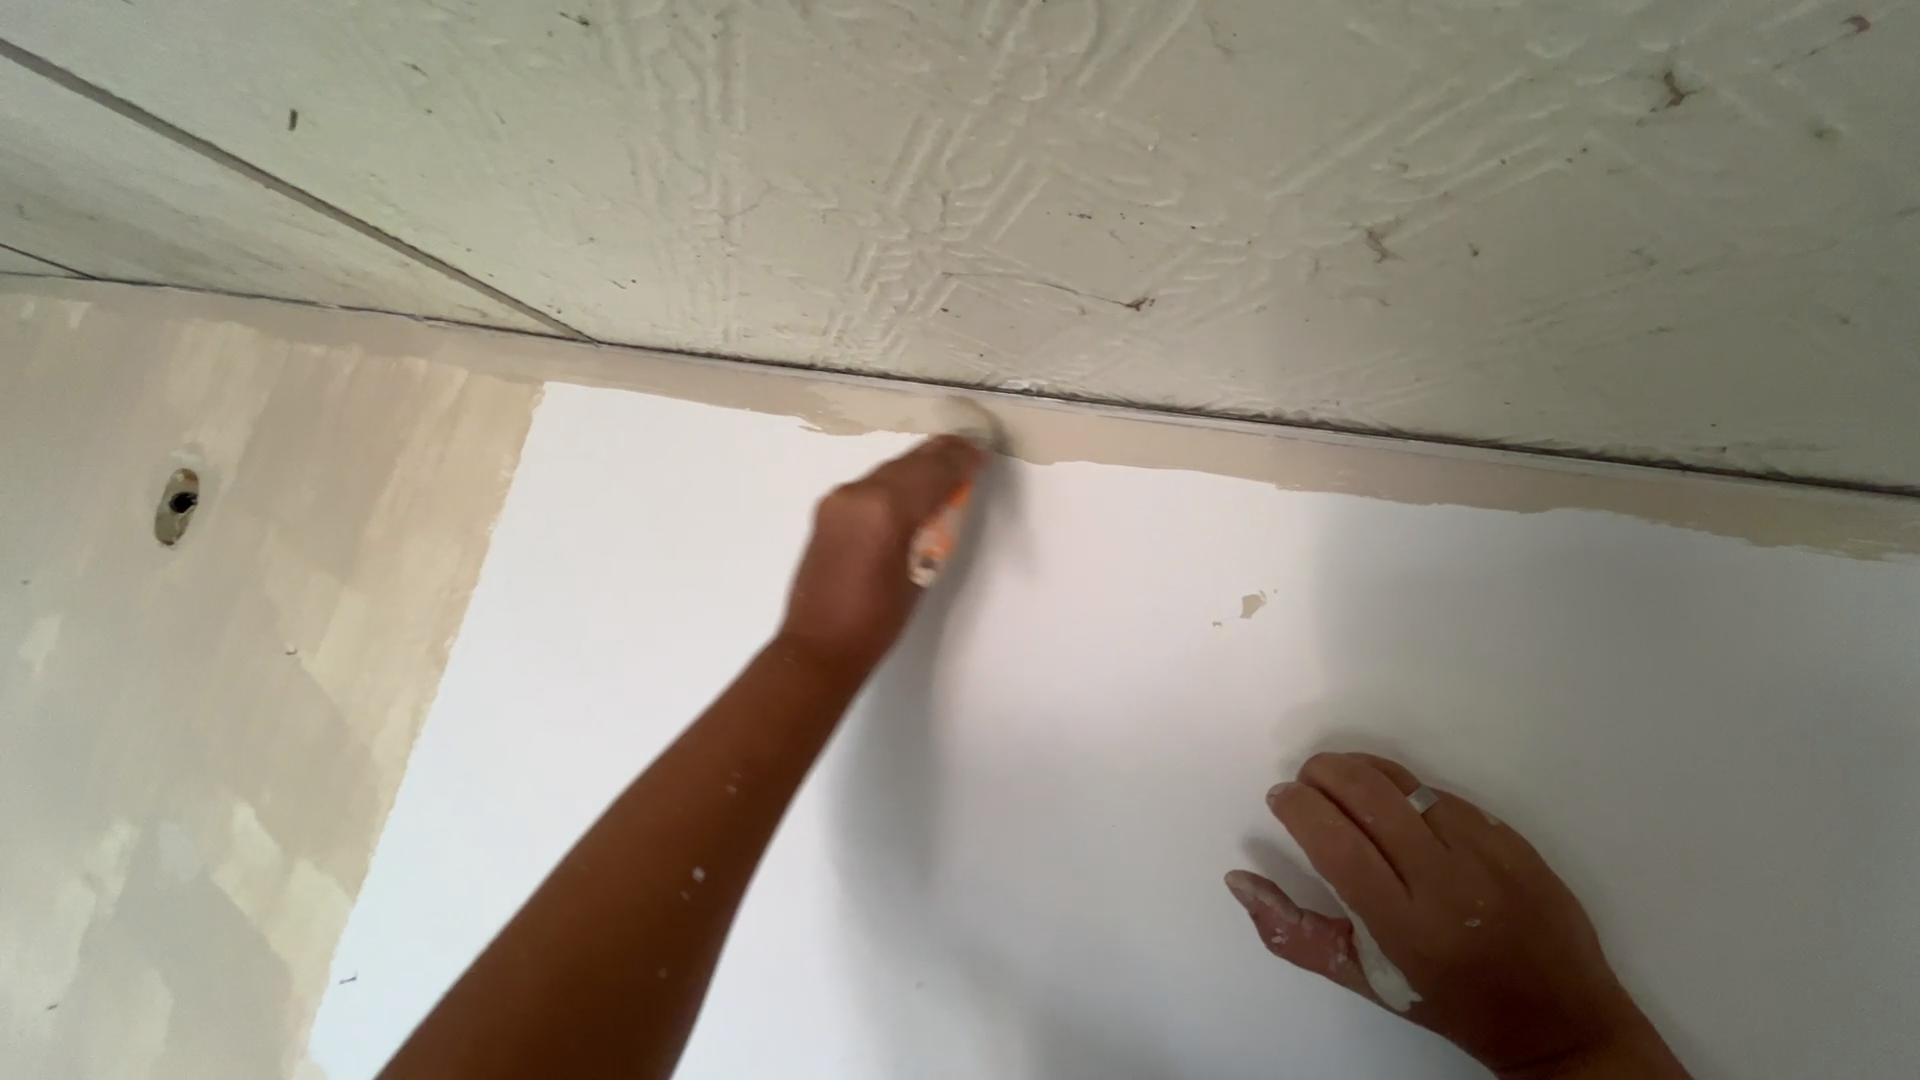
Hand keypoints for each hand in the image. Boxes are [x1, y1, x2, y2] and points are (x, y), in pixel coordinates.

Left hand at [776, 435, 983, 674]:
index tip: (980, 456)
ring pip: (888, 470)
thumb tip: (943, 501)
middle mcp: (858, 494)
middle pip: (909, 463)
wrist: (820, 645)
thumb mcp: (919, 572)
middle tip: (968, 450)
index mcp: (885, 510)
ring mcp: (838, 500)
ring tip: (945, 463)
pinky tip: (911, 486)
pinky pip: (869, 485)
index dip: (960, 462)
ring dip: (917, 466)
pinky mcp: (827, 510)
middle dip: (940, 455)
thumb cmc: (878, 621)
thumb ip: (931, 528)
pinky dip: (894, 481)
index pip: (933, 473)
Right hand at [1225, 753, 1688, 1078]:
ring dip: (1359, 772)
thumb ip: (1292, 932)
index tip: (1282, 799)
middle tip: (1307, 783)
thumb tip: (1238, 880)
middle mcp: (1445, 882)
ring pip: (1402, 782)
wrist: (1563, 1021)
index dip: (1297, 806)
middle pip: (1366, 793)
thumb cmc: (1447, 1002)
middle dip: (1321, 772)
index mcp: (1402, 923)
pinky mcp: (1512, 839)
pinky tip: (1398, 809)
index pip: (1334, 840)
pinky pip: (1442, 793)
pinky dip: (1405, 790)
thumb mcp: (1362, 978)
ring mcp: (1486, 855)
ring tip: (1343, 785)